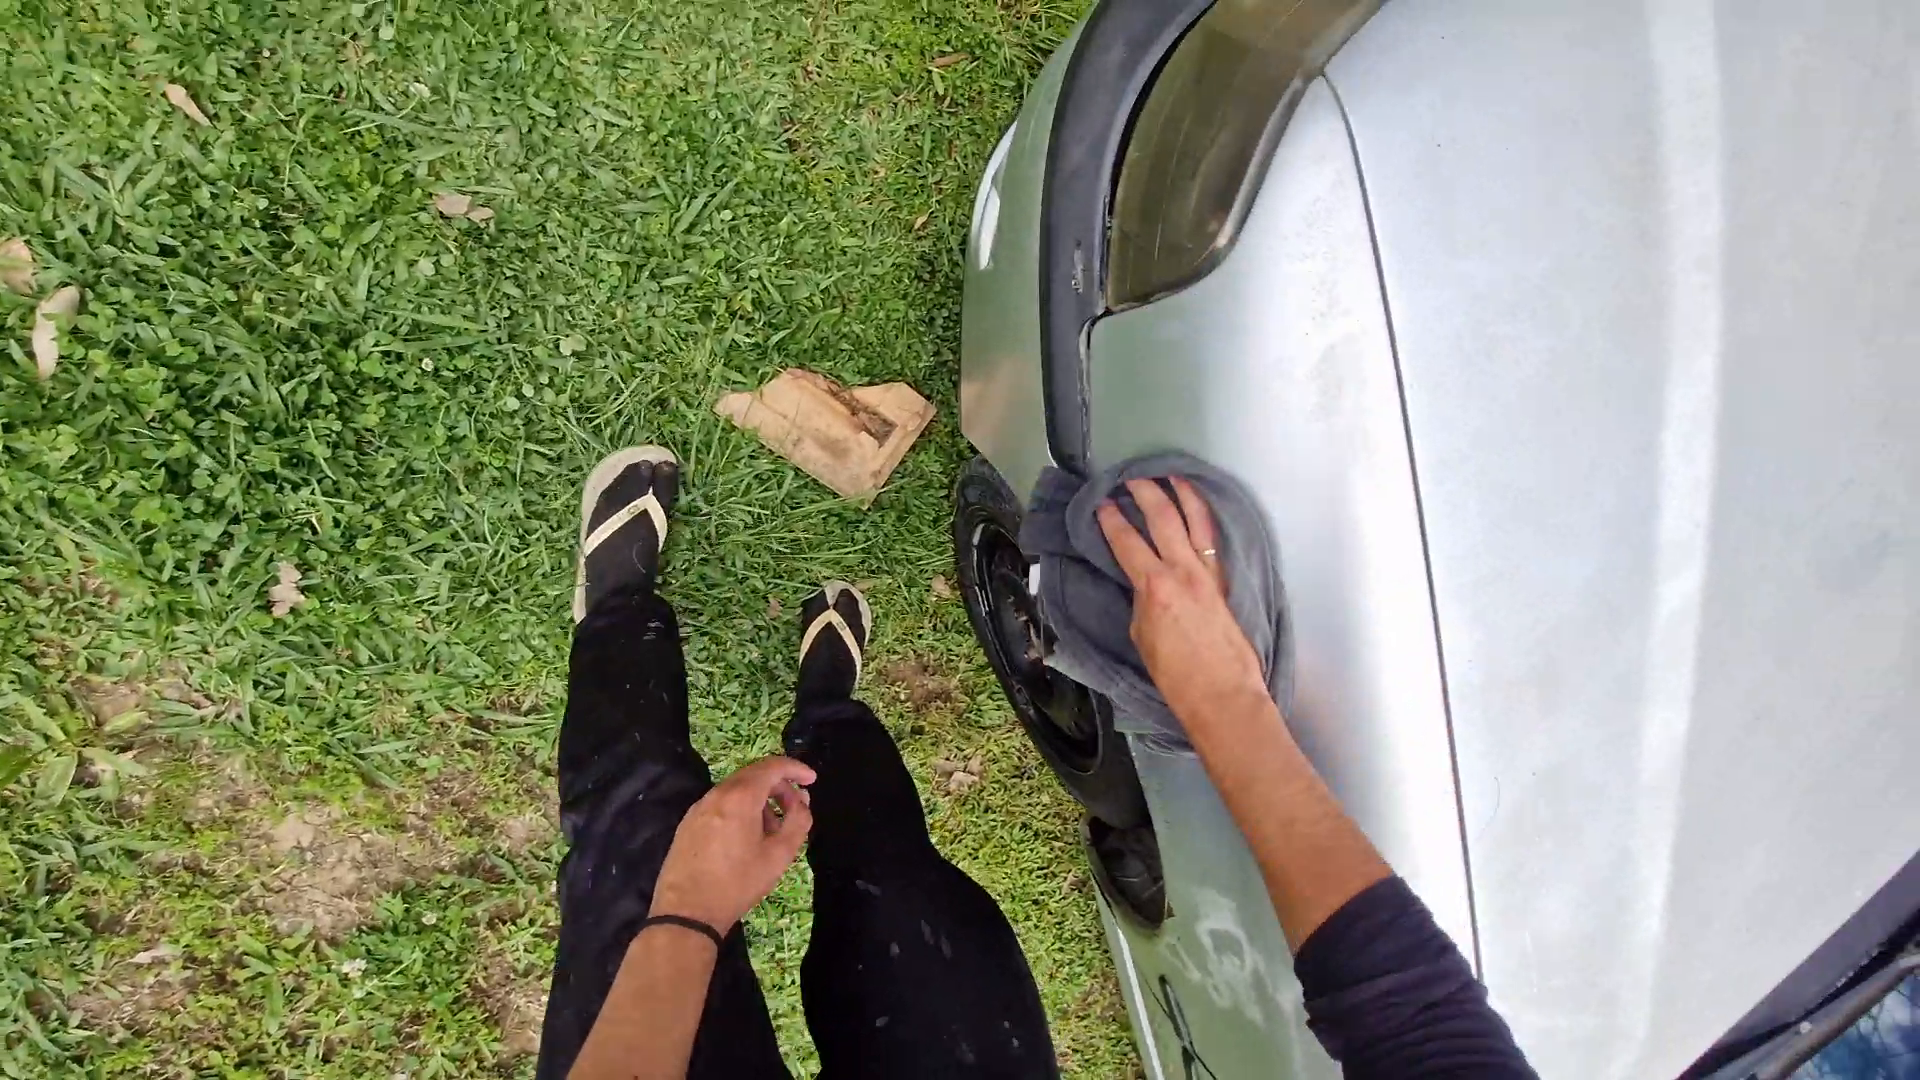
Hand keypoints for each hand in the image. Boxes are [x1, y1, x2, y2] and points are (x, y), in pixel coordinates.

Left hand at [651, 756, 815, 932]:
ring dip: (761, 799)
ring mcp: (699, 808)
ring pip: (737, 789)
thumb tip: (802, 802)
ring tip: (773, 828)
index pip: (773, 766)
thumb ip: (798, 822)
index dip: (796, 768)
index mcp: (740, 797)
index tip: (812, 780)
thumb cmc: (737, 884)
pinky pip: (721, 804)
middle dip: (780, 786)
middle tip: (796, 807)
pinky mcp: (688, 824)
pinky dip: (741, 808)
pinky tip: (747, 837)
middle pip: (754, 775)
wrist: (685, 915)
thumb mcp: (779, 855)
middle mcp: (717, 794)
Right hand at [1096, 477, 1266, 723]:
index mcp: (1155, 587)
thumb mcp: (1141, 634)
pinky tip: (1200, 503)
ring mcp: (1209, 572)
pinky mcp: (1226, 579)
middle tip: (1130, 477)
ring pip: (1196, 518)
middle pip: (1162, 516)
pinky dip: (1206, 514)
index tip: (1102, 504)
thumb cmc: (1175, 675)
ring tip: (1169, 474)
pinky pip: (1215, 536)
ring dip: (1181, 491)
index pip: (1126, 541)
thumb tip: (1144, 583)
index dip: (1110, 519)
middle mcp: (1183, 570)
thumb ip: (1141, 599)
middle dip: (1143, 491)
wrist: (1222, 694)